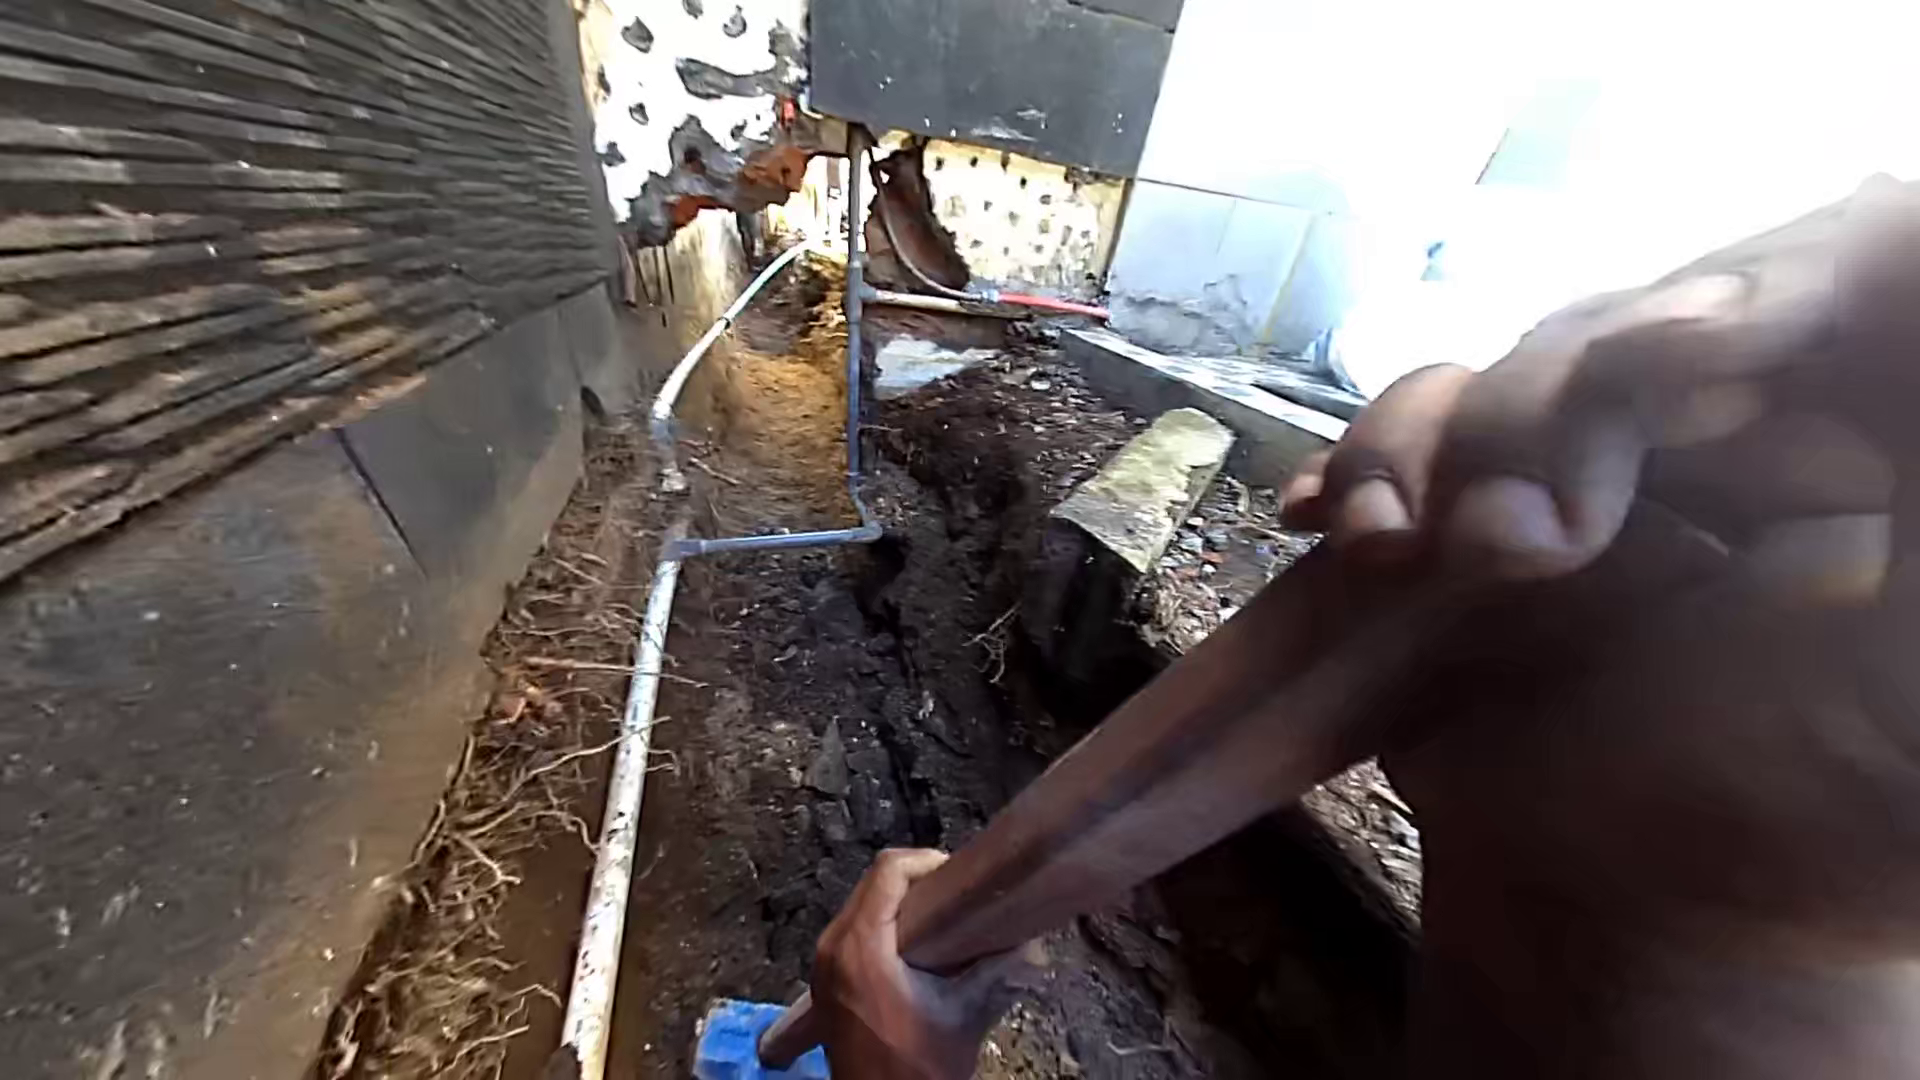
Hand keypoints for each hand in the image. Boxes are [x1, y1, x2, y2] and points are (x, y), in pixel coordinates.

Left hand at [812, 849, 1039, 1079]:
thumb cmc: (914, 1072)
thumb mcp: (960, 1020)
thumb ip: (995, 974)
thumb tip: (1033, 943)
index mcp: (859, 947)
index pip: (888, 870)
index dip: (925, 861)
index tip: (955, 876)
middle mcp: (833, 944)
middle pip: (875, 878)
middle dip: (916, 876)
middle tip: (953, 891)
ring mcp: (824, 959)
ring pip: (864, 896)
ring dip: (900, 895)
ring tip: (939, 910)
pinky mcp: (826, 973)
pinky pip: (856, 920)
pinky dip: (884, 915)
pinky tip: (914, 935)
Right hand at [1286, 178, 1919, 1075]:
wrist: (1610, 885)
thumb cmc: (1757, 827)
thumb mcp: (1864, 729)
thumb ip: (1850, 589)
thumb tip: (1823, 460)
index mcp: (1826, 459)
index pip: (1810, 295)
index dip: (1746, 301)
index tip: (1683, 370)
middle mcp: (1689, 444)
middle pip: (1606, 337)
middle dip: (1549, 409)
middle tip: (1511, 533)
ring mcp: (1548, 480)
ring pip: (1469, 392)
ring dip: (1415, 450)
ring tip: (1387, 538)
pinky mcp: (1445, 525)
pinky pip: (1384, 460)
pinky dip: (1351, 478)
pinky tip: (1326, 524)